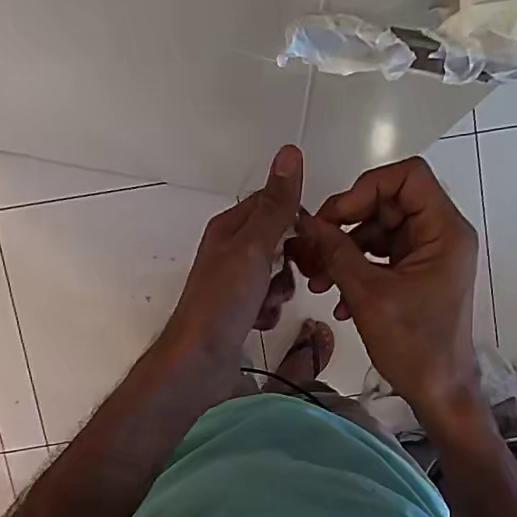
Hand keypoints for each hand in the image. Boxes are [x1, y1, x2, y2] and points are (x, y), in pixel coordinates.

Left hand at [161, 145, 302, 364]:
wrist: (200, 362)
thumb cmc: (221, 304)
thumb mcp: (254, 248)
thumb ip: (276, 205)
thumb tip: (289, 153)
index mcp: (231, 228)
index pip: (274, 206)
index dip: (299, 220)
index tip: (316, 239)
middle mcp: (231, 252)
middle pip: (279, 242)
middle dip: (294, 260)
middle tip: (300, 274)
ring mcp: (234, 283)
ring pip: (277, 274)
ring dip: (282, 289)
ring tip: (269, 302)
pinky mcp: (239, 310)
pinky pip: (269, 301)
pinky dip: (271, 310)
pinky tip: (261, 320)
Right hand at [291, 156, 480, 420]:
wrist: (438, 392)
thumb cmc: (414, 346)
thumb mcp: (369, 295)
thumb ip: (336, 251)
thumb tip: (306, 222)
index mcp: (444, 231)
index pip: (408, 176)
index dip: (366, 188)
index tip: (335, 217)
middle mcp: (441, 235)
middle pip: (388, 203)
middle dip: (347, 225)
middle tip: (314, 247)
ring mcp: (429, 256)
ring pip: (380, 232)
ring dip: (345, 252)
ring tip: (317, 280)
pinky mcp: (417, 275)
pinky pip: (382, 257)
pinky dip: (357, 270)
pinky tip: (337, 299)